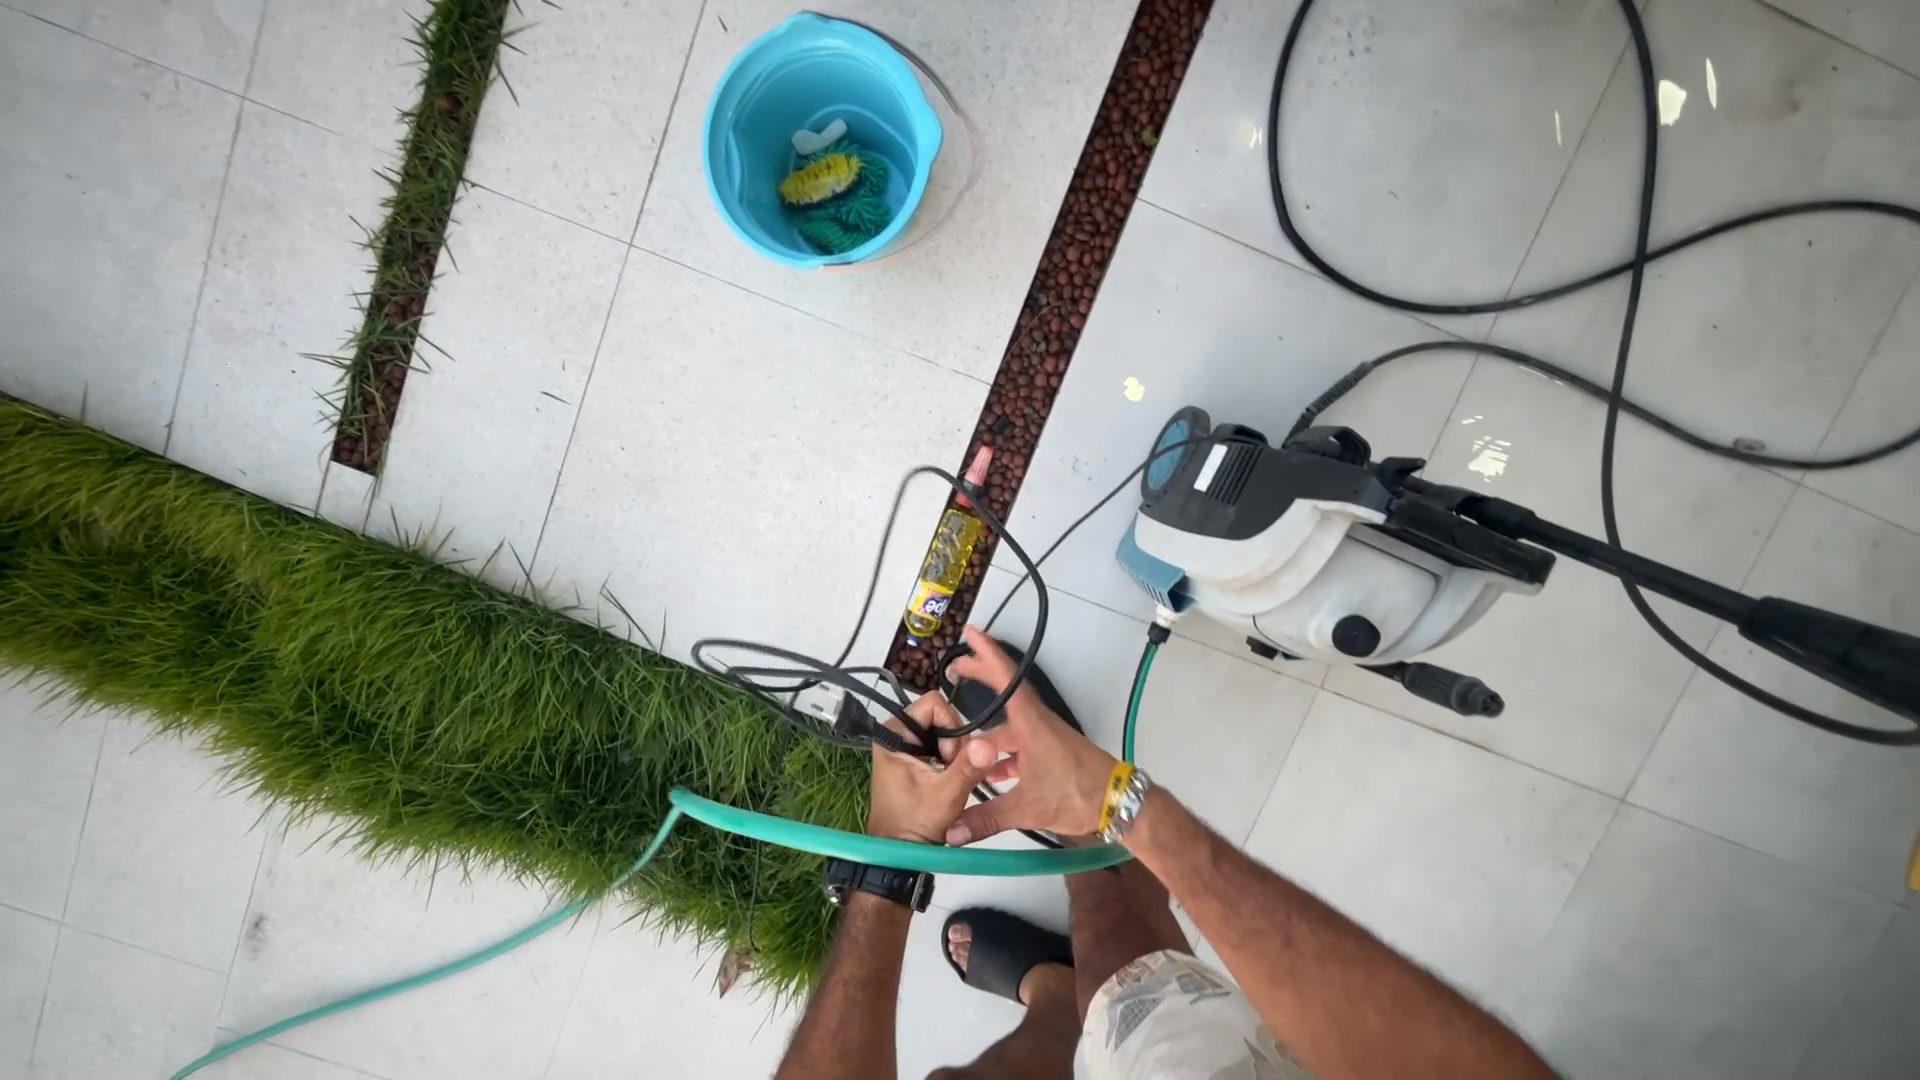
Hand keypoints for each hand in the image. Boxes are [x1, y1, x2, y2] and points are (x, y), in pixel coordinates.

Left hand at [867, 691, 998, 843]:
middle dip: (954, 741)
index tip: (950, 759)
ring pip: (941, 728)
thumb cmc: (916, 823)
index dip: (951, 726)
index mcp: (893, 733)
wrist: (900, 852)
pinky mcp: (909, 755)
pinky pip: (937, 741)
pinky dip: (947, 757)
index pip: (933, 703)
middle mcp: (894, 732)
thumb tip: (989, 743)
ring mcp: (901, 743)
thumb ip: (967, 767)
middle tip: (951, 770)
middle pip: (939, 714)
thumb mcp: (946, 795)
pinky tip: (947, 777)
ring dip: (953, 751)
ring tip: (950, 776)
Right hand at [943, 626, 1117, 845]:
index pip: (1006, 678)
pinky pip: (1018, 747)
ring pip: (1008, 728)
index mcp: (1030, 722)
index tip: (971, 633)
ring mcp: (1043, 738)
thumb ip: (987, 819)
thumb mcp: (1028, 807)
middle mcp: (1036, 722)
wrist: (1119, 803)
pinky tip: (988, 775)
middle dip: (980, 678)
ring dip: (985, 732)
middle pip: (1003, 694)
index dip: (987, 654)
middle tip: (954, 669)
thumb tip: (949, 833)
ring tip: (957, 742)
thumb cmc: (1076, 793)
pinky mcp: (1049, 754)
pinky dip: (1000, 756)